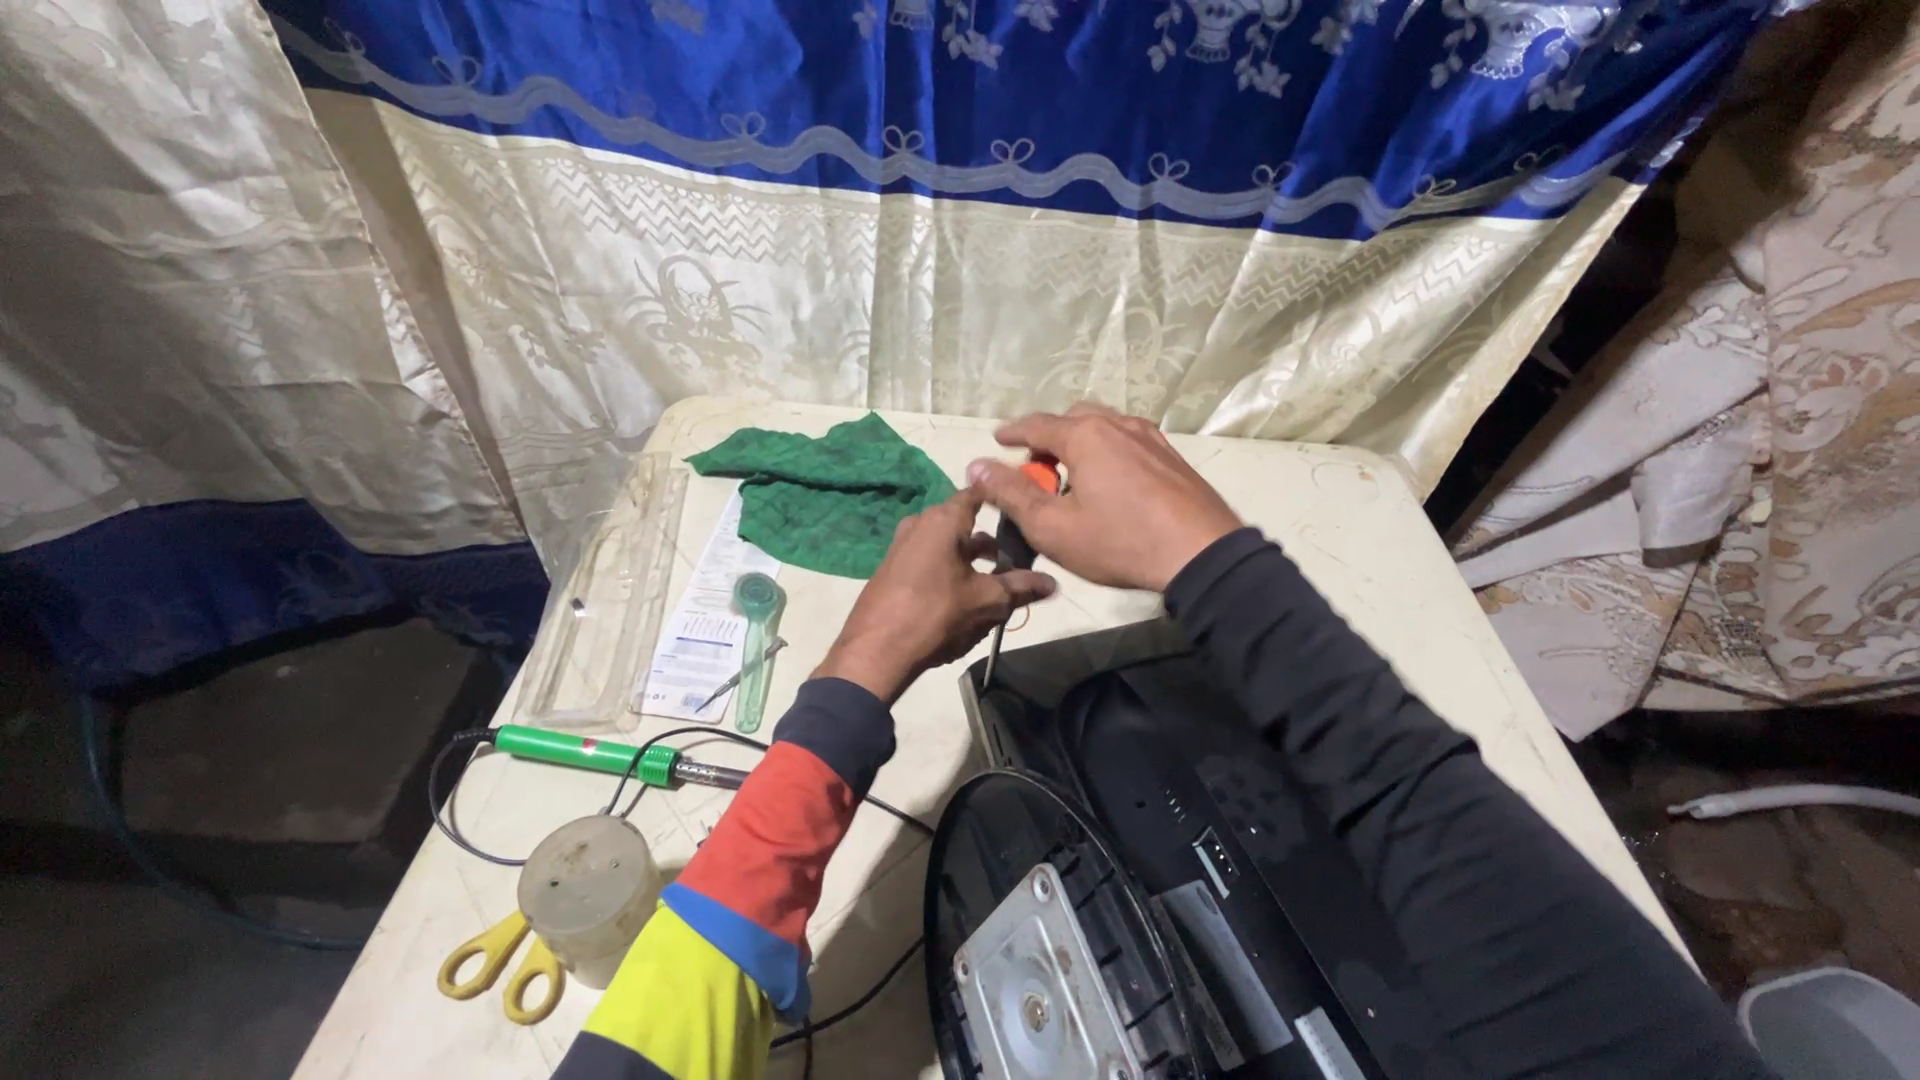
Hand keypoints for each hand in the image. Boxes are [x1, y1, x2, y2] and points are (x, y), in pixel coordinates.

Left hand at [814, 488, 1056, 702]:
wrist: (875, 651)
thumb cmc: (936, 614)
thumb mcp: (987, 602)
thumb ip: (1021, 587)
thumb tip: (1052, 583)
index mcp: (943, 520)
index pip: (978, 493)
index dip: (1003, 500)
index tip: (1024, 514)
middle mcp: (919, 524)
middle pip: (964, 525)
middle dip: (991, 545)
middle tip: (1017, 565)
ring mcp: (902, 547)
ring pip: (948, 548)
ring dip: (971, 564)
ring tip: (994, 590)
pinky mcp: (892, 571)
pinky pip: (930, 564)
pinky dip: (950, 575)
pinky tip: (962, 603)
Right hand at [966, 403, 1241, 591]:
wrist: (1201, 555)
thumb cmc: (1120, 542)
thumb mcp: (1053, 526)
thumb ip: (1011, 494)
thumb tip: (976, 466)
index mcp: (1085, 436)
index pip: (1036, 425)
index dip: (1012, 432)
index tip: (997, 439)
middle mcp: (1118, 425)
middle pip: (1073, 418)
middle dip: (1048, 436)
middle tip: (1037, 466)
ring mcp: (1151, 438)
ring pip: (1105, 426)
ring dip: (1081, 441)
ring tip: (1072, 473)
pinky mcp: (1172, 457)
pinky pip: (1129, 441)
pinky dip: (1108, 450)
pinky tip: (1111, 480)